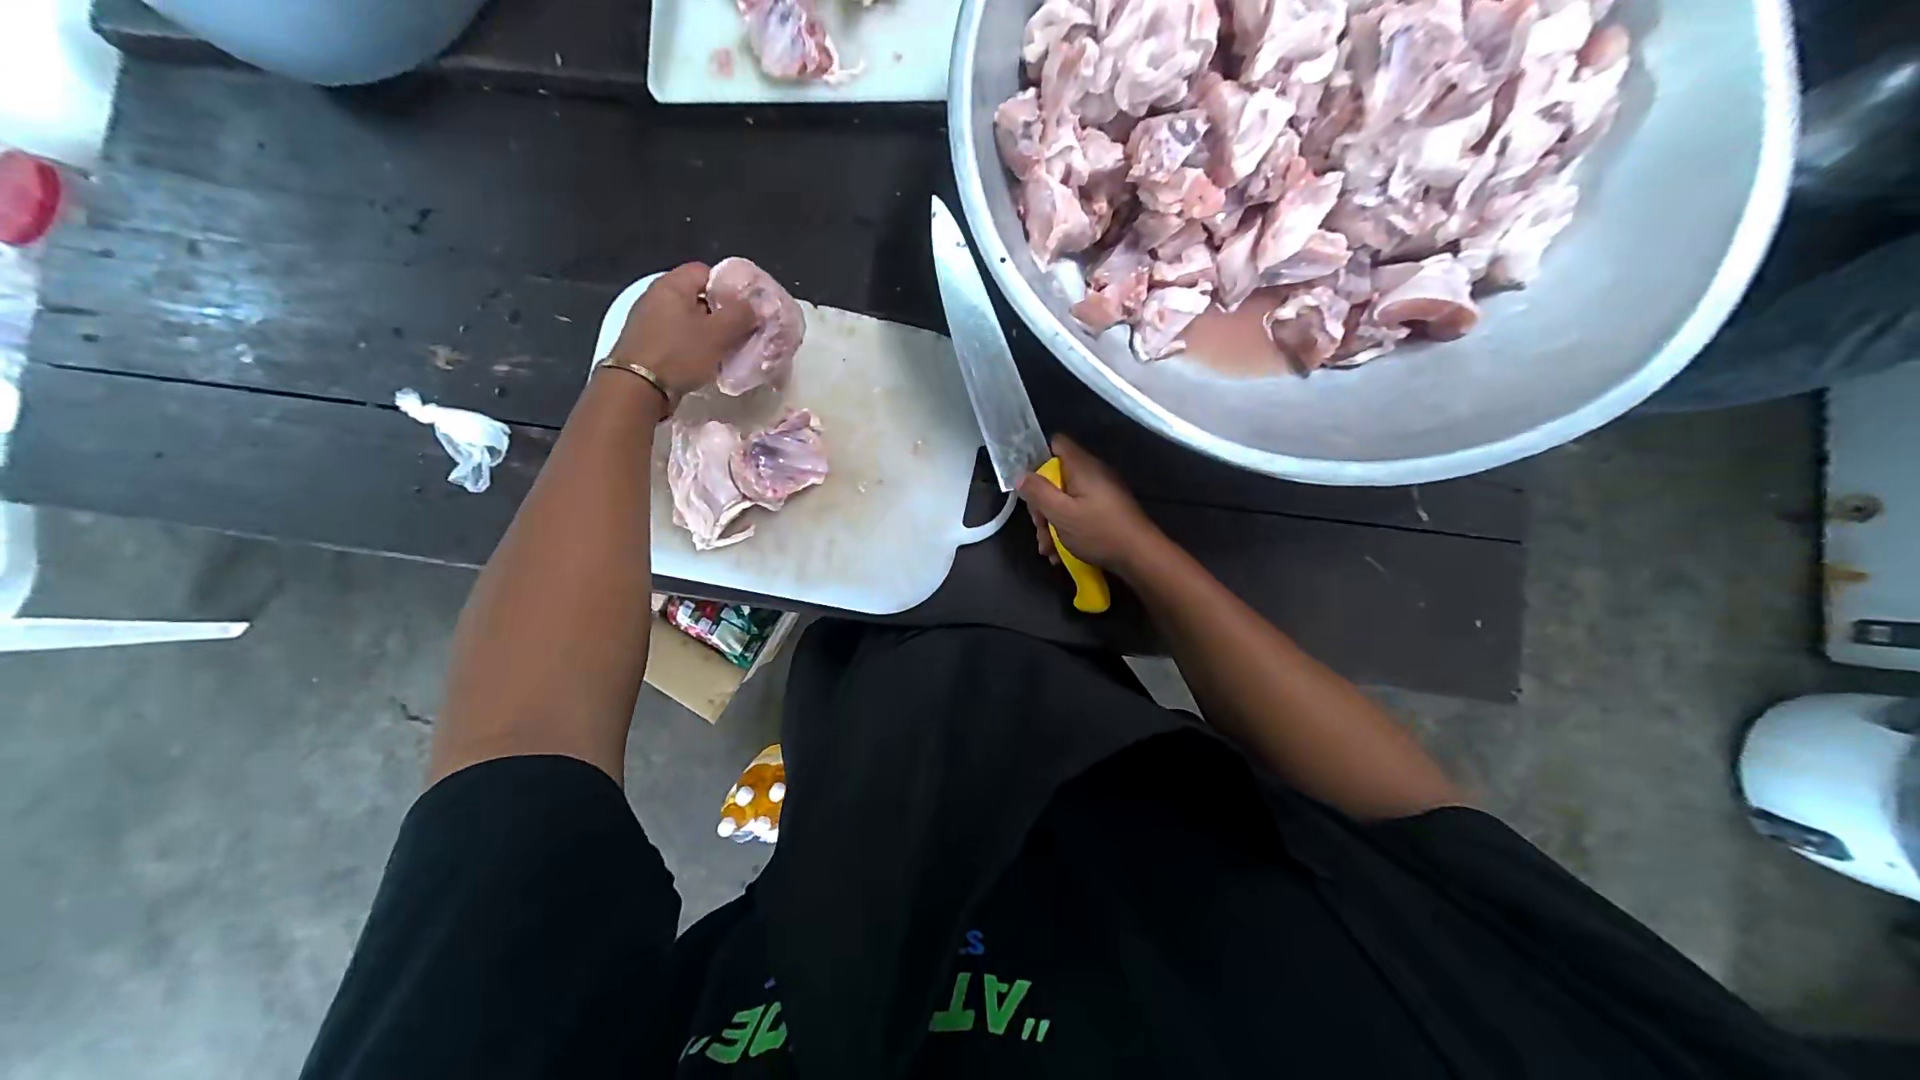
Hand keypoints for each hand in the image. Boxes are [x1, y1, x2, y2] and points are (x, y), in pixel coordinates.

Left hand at [607, 262, 756, 400]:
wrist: (637, 388)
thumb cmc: (679, 354)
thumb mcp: (718, 333)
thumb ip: (740, 315)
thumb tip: (755, 306)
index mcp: (672, 284)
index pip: (706, 271)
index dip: (729, 287)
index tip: (744, 309)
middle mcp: (656, 296)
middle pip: (698, 296)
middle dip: (721, 313)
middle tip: (740, 332)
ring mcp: (648, 320)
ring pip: (688, 319)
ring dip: (708, 333)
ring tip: (725, 350)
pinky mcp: (647, 343)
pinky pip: (677, 337)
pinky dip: (692, 346)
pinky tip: (704, 362)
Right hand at [1015, 435, 1167, 577]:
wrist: (1140, 556)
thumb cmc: (1098, 531)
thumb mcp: (1061, 513)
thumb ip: (1038, 492)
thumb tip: (1021, 476)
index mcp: (1082, 466)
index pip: (1056, 444)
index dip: (1037, 459)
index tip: (1028, 485)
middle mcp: (1093, 474)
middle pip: (1056, 477)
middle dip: (1042, 505)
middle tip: (1040, 528)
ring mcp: (1101, 492)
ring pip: (1066, 500)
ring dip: (1052, 524)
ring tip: (1049, 550)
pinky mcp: (1106, 511)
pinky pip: (1079, 512)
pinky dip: (1068, 529)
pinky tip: (1061, 553)